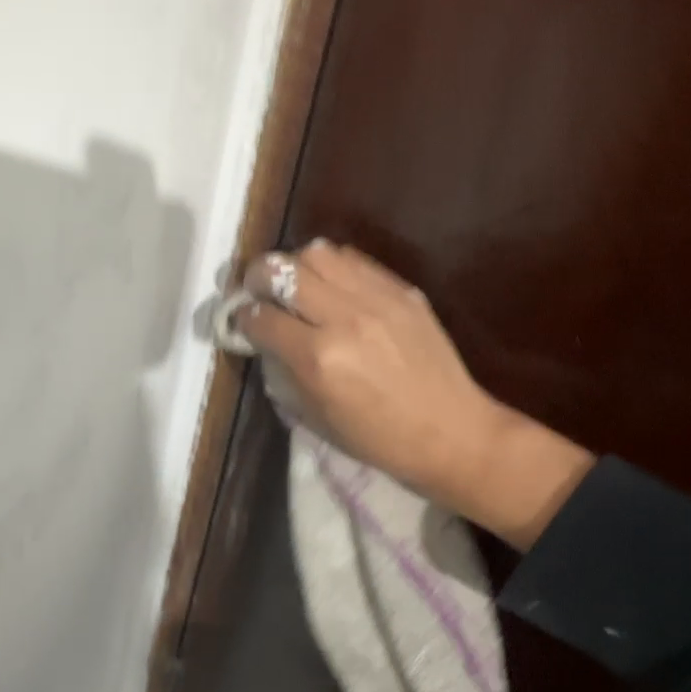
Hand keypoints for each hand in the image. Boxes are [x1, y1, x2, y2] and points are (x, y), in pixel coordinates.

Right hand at [239, 241, 594, 547]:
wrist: (449, 431)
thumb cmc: (376, 438)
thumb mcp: (314, 416)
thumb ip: (283, 372)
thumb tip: (264, 341)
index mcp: (318, 358)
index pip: (262, 318)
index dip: (242, 318)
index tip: (241, 322)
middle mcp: (344, 318)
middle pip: (283, 270)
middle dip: (258, 278)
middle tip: (256, 291)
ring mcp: (377, 299)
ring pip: (318, 253)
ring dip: (296, 265)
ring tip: (295, 285)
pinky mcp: (402, 291)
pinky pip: (354, 261)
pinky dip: (332, 267)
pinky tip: (331, 287)